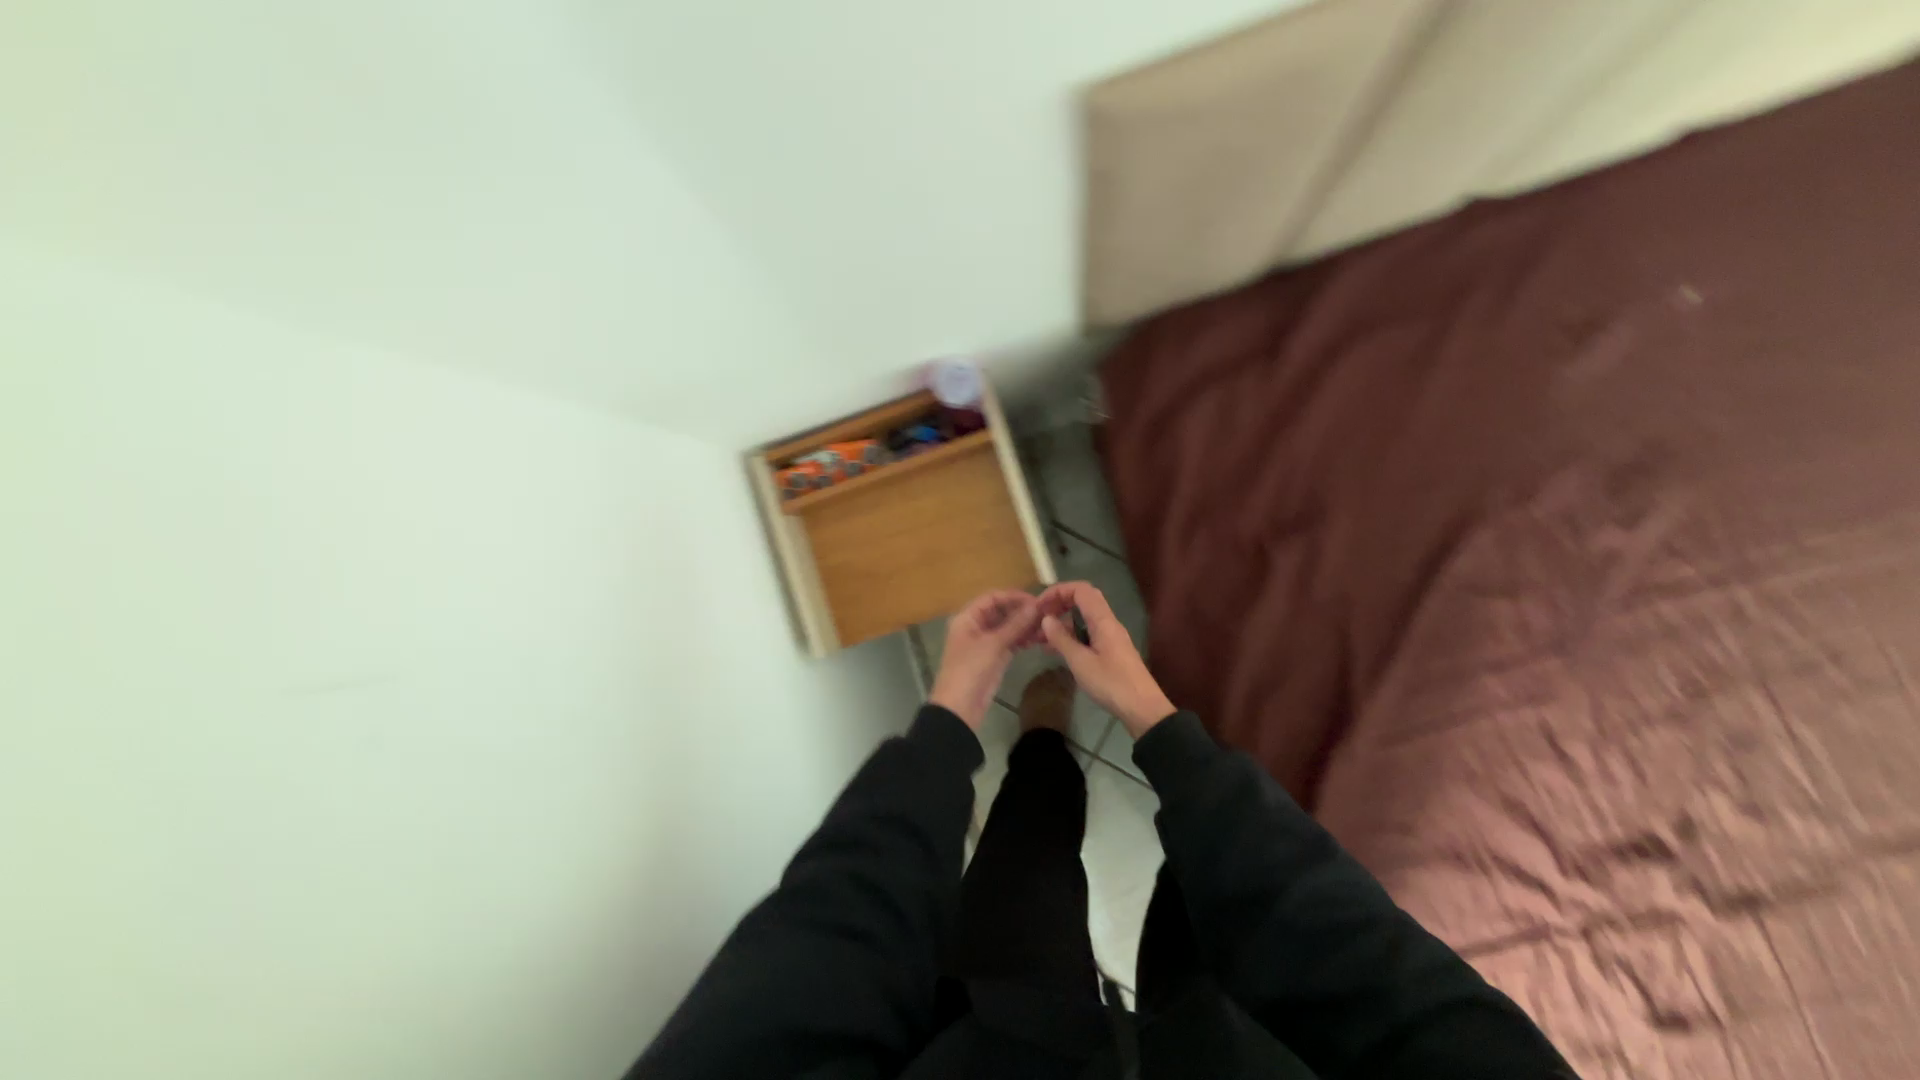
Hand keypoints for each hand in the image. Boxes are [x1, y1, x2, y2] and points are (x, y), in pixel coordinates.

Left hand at [929, 590, 1041, 730]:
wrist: (960, 707)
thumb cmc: (971, 669)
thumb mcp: (993, 644)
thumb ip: (1015, 624)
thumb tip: (1035, 606)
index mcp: (967, 618)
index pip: (992, 598)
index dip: (1013, 597)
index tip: (1036, 601)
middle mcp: (975, 627)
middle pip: (1000, 612)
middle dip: (1021, 612)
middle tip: (1045, 614)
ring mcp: (984, 643)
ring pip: (1007, 628)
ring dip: (1024, 626)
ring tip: (1045, 627)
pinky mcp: (994, 658)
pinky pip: (1009, 642)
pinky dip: (1022, 639)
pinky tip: (1037, 639)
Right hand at [1037, 581, 1174, 737]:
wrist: (1142, 708)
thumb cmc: (1111, 683)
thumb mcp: (1080, 662)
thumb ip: (1062, 639)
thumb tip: (1046, 619)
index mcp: (1103, 621)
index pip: (1081, 590)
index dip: (1058, 591)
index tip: (1039, 606)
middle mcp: (1108, 623)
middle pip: (1082, 601)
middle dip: (1058, 605)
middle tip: (1038, 619)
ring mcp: (1110, 638)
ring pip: (1083, 620)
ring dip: (1062, 624)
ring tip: (1038, 637)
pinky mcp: (1110, 652)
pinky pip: (1086, 635)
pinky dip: (1070, 637)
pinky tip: (1053, 650)